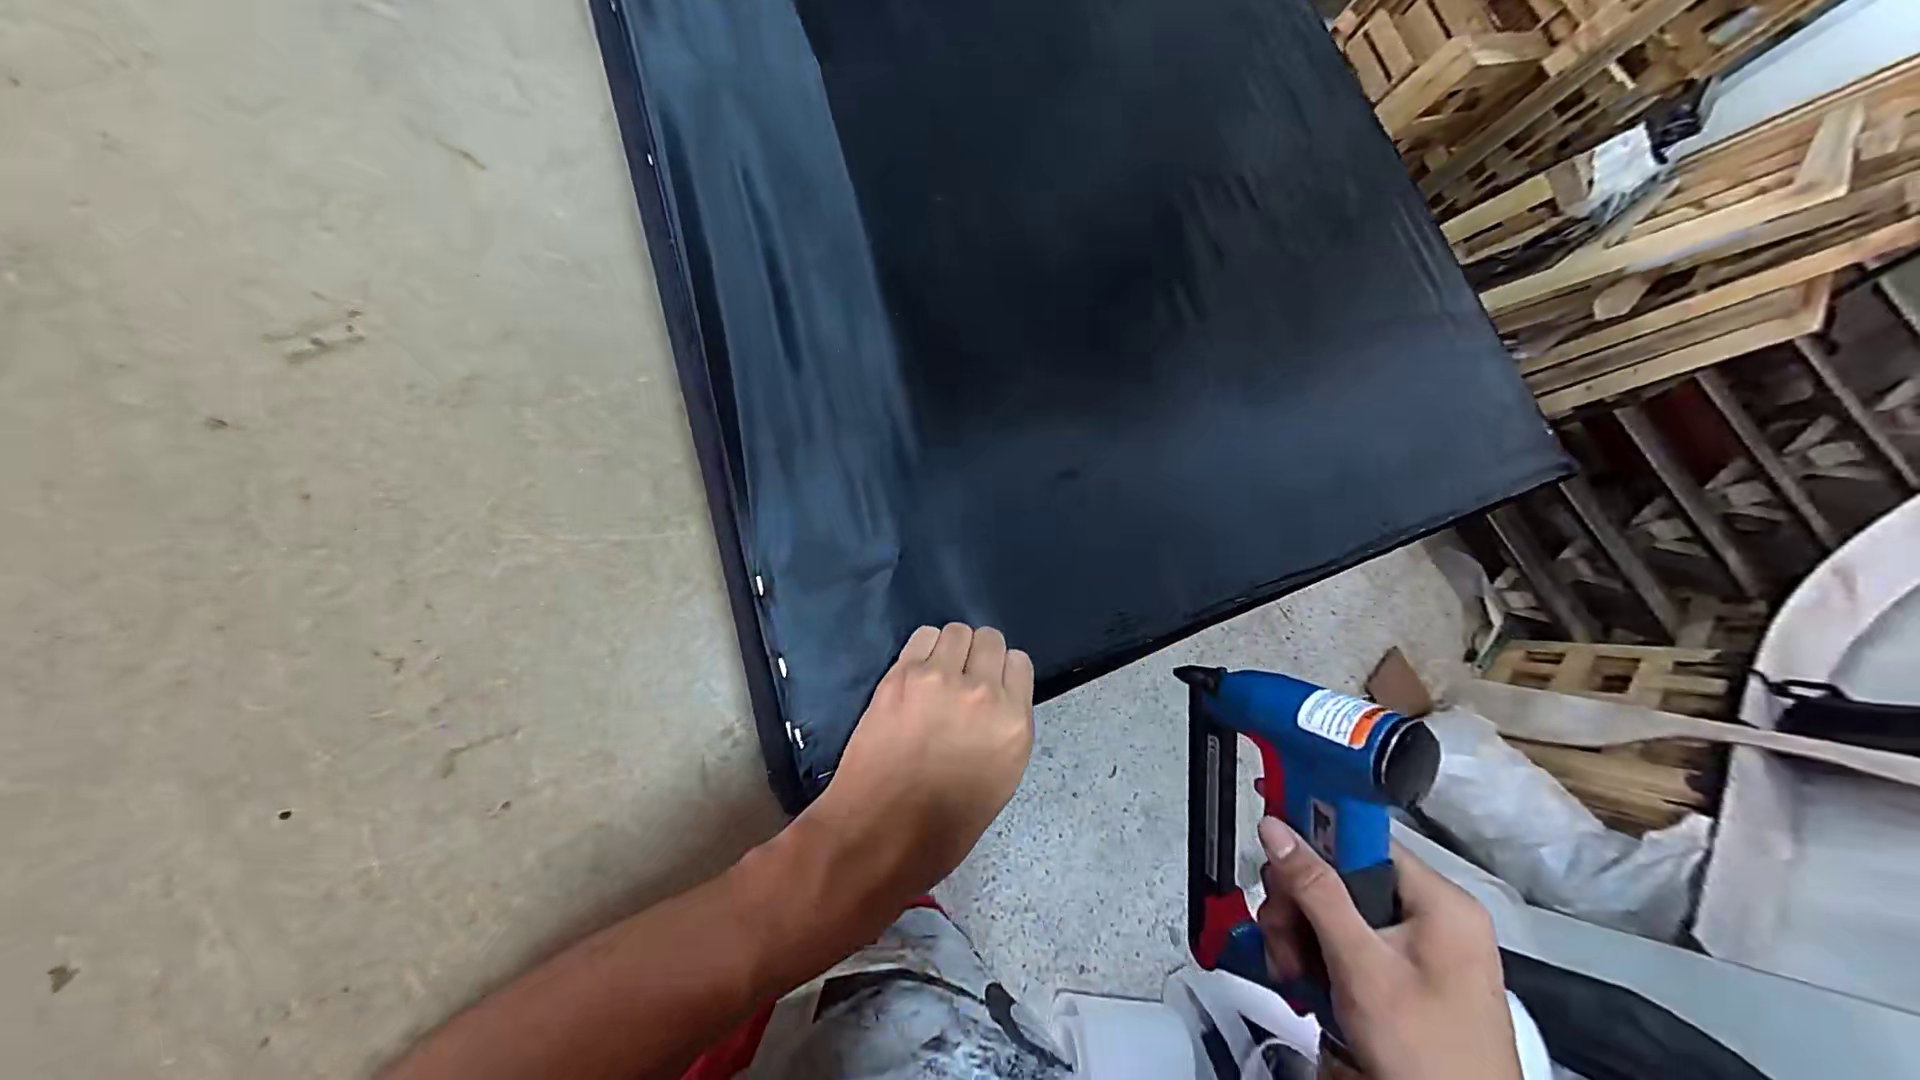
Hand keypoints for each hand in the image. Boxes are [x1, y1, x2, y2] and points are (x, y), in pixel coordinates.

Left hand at [799, 623, 1035, 906]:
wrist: (879, 833)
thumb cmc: (944, 824)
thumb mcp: (1001, 777)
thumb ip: (1005, 727)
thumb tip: (997, 698)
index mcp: (1014, 723)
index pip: (1019, 663)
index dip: (1003, 673)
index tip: (990, 686)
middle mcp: (983, 693)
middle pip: (990, 639)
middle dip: (979, 655)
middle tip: (963, 678)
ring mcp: (939, 680)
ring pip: (957, 631)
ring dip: (951, 648)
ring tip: (938, 674)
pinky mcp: (901, 675)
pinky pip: (923, 636)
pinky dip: (924, 648)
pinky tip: (917, 671)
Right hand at [1256, 818, 1519, 1079]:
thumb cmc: (1423, 1052)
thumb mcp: (1361, 966)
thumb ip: (1315, 890)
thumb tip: (1274, 826)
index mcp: (1439, 901)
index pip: (1360, 838)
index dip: (1311, 836)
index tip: (1269, 849)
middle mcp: (1431, 914)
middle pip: (1340, 875)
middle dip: (1298, 903)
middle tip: (1279, 934)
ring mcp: (1416, 947)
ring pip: (1334, 909)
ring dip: (1299, 934)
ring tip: (1290, 970)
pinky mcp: (1401, 974)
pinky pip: (1344, 941)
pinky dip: (1315, 956)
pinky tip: (1302, 981)